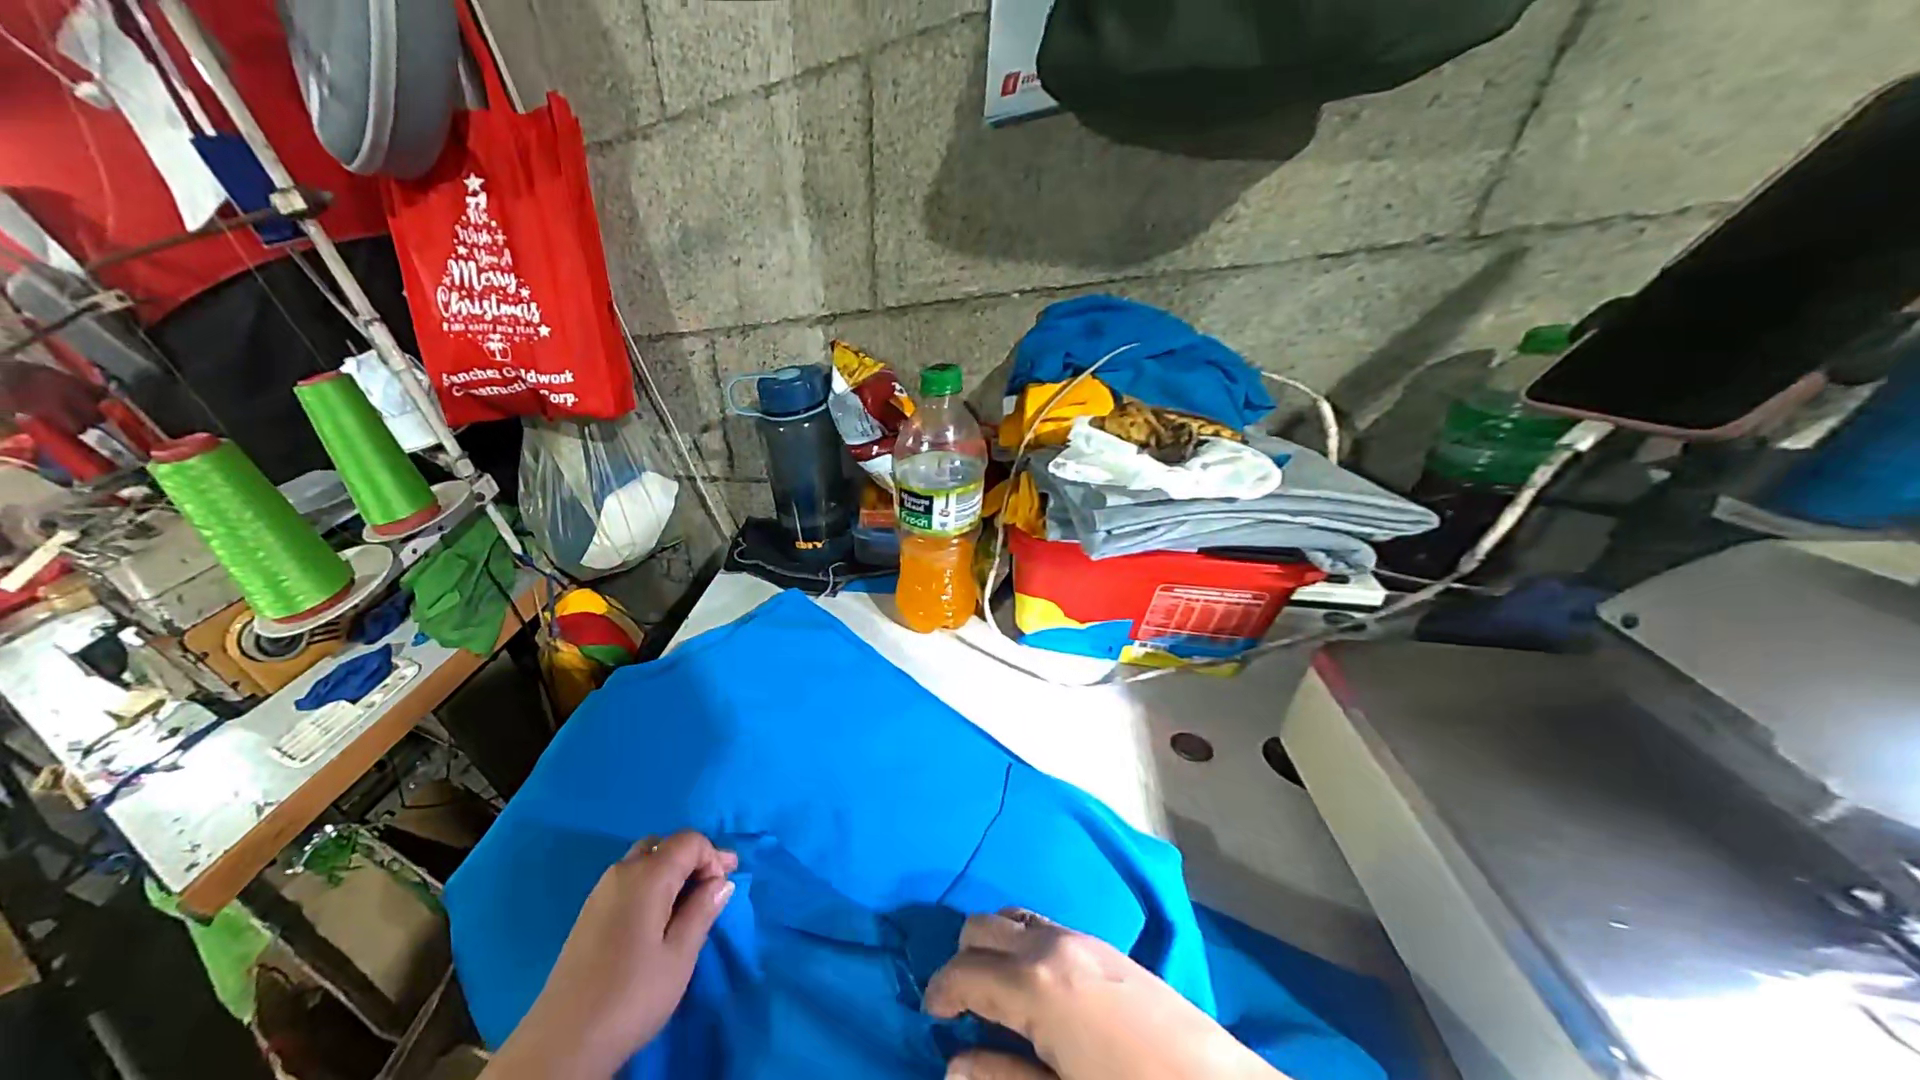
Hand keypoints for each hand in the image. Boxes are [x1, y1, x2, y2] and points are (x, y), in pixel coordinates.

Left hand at [484, 831, 737, 1079]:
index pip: (688, 841)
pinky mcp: (589, 914)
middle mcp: (620, 873)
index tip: (726, 884)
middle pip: (663, 844)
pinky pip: (628, 880)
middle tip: (713, 885)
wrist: (563, 1043)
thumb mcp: (680, 955)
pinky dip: (651, 884)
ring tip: (690, 902)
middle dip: (692, 858)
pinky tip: (659, 915)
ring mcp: (600, 893)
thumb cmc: (632, 995)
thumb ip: (702, 910)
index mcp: (646, 876)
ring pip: (643, 860)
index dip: (713, 855)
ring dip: (671, 870)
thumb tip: (721, 882)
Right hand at [926, 909, 1280, 1079]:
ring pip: (1014, 918)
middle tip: (962, 1007)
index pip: (963, 971)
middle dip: (962, 960)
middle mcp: (1051, 944)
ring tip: (996, 993)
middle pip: (983, 927)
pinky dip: (1022, 944)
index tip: (931, 1018)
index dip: (938, 992)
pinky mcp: (1105, 944)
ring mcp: (1081, 938)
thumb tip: (954, 1065)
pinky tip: (1036, 988)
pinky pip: (1044, 926)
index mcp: (1034, 983)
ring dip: (994, 946)